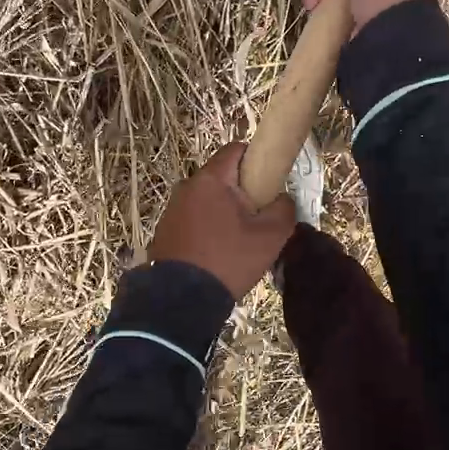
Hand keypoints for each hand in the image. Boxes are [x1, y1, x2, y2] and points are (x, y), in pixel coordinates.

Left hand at [147, 142, 295, 298]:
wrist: (182, 300)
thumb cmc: (229, 260)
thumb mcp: (270, 237)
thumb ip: (284, 209)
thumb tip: (281, 198)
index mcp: (210, 179)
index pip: (236, 149)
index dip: (257, 159)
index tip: (270, 182)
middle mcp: (187, 187)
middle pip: (222, 177)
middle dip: (243, 191)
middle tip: (259, 218)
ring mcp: (172, 209)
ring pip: (208, 199)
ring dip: (224, 212)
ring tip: (238, 241)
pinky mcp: (165, 230)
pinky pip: (194, 219)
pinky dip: (207, 228)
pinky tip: (217, 253)